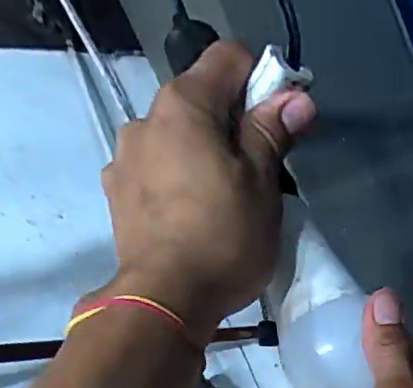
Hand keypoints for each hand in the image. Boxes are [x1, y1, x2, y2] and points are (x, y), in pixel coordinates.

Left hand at [98, 41, 316, 334]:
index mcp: (183, 104)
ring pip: (175, 142)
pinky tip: (190, 221)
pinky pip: (155, 176)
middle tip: (257, 175)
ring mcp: (124, 161)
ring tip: (220, 206)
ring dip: (199, 159)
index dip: (263, 83)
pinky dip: (176, 185)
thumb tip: (295, 98)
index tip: (280, 124)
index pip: (229, 59)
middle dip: (231, 128)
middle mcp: (145, 120)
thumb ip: (272, 133)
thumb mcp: (262, 187)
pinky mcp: (117, 199)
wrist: (165, 303)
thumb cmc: (223, 241)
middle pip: (199, 103)